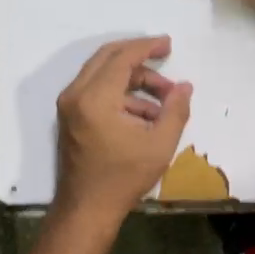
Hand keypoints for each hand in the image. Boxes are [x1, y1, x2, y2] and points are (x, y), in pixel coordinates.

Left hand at [54, 36, 193, 218]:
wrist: (87, 209)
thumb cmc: (124, 177)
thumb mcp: (160, 144)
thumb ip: (175, 110)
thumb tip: (184, 86)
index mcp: (95, 97)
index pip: (122, 57)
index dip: (147, 46)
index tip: (168, 44)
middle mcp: (76, 94)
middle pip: (107, 58)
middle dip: (138, 55)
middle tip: (164, 55)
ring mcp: (69, 106)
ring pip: (102, 74)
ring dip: (132, 79)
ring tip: (163, 99)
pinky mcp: (71, 117)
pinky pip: (96, 91)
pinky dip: (121, 93)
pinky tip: (146, 115)